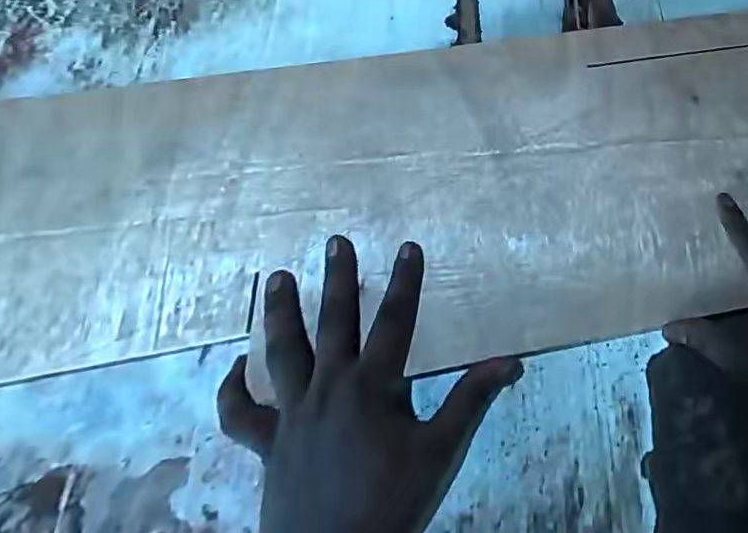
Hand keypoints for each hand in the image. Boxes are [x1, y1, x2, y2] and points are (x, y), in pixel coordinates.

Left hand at [217, 237, 523, 532]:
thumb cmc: (391, 504)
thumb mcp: (441, 451)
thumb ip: (473, 399)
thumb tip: (513, 361)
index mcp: (372, 387)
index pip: (395, 321)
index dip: (406, 282)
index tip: (408, 246)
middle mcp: (330, 389)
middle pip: (335, 323)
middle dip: (338, 279)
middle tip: (335, 242)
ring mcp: (295, 417)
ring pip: (283, 355)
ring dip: (280, 315)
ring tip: (276, 278)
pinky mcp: (270, 447)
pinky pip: (243, 416)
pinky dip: (234, 391)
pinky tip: (234, 367)